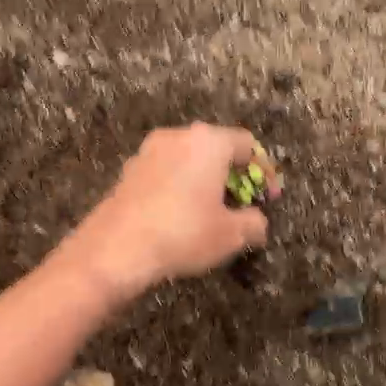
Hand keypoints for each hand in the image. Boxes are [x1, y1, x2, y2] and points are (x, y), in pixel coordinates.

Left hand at [60, 123, 277, 303]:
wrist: (117, 248)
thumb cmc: (184, 233)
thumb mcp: (232, 234)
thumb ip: (254, 223)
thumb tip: (257, 222)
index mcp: (209, 142)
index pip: (247, 144)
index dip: (263, 171)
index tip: (268, 198)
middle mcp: (178, 137)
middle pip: (216, 149)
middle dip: (232, 176)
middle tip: (241, 205)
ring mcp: (148, 152)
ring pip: (188, 161)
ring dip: (204, 182)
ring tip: (211, 214)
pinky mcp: (128, 172)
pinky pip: (165, 174)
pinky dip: (179, 189)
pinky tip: (180, 218)